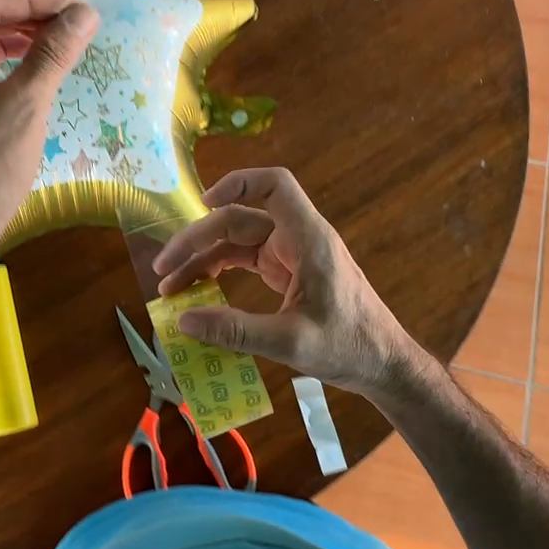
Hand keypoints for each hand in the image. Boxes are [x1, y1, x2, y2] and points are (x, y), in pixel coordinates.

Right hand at [151, 168, 431, 393]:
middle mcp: (297, 238)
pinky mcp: (286, 271)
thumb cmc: (351, 347)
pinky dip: (217, 270)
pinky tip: (196, 290)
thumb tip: (183, 321)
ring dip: (201, 258)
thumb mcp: (291, 343)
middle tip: (163, 271)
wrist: (384, 365)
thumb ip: (237, 331)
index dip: (238, 183)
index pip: (275, 186)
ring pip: (235, 240)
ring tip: (170, 287)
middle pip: (238, 218)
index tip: (203, 202)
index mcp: (308, 240)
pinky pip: (243, 259)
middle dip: (197, 240)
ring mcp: (291, 254)